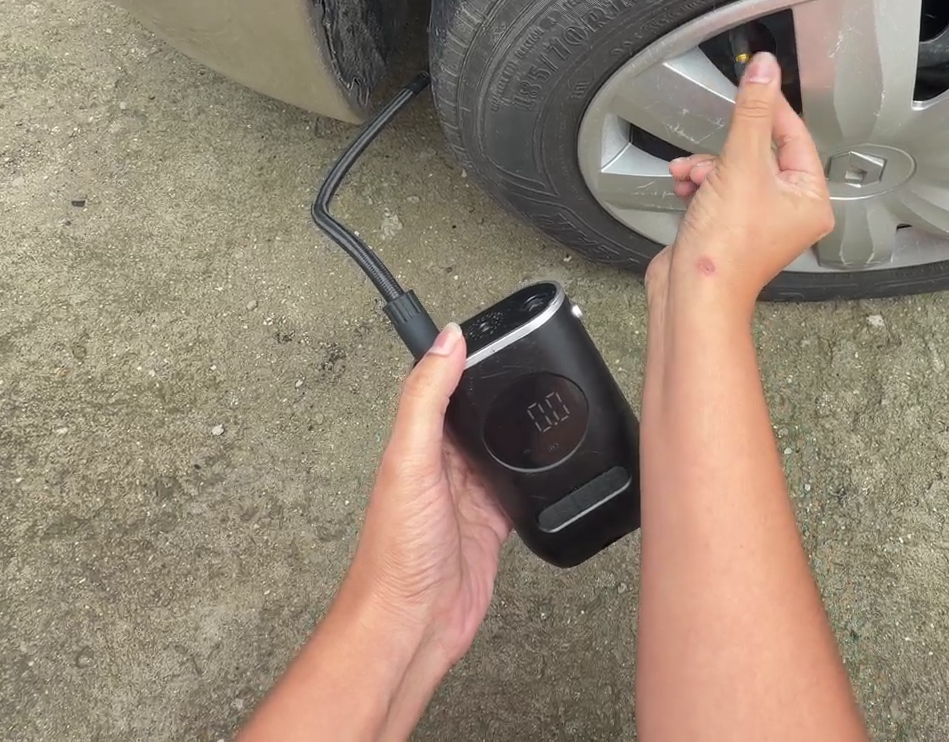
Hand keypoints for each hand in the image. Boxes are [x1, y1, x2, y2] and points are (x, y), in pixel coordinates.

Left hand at [239, 326, 509, 741]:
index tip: (493, 326)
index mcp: (422, 438)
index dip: (466, 353)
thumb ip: (427, 398)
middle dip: (505, 386)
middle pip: (481, 410)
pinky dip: (536, 471)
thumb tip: (448, 340)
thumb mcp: (411, 461)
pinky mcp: (495, 518)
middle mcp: (447, 460)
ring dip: (522, 428)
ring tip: (549, 398)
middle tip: (535, 355)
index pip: (446, 381)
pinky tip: (550, 461)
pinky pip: (522, 483)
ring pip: (504, 444)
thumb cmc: (398, 552)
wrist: (415, 623)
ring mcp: (472, 490)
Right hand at [666, 52, 834, 301]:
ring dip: (706, 166)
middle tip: (712, 157)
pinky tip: (684, 188)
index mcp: (810, 199)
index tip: (753, 86)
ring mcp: (759, 220)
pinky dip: (699, 184)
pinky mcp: (731, 226)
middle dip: (725, 149)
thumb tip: (764, 70)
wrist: (693, 292)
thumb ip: (752, 113)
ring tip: (690, 176)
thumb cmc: (726, 248)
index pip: (795, 136)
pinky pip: (718, 188)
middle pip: (760, 152)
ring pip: (733, 169)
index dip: (770, 111)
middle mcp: (789, 211)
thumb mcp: (740, 165)